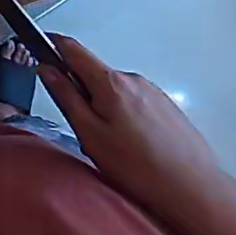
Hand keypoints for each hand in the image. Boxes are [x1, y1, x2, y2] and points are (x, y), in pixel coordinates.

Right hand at [37, 35, 230, 220]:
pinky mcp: (167, 107)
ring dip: (104, 105)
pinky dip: (125, 116)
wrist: (194, 190)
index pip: (73, 48)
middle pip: (94, 72)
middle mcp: (133, 78)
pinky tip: (133, 146)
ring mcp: (153, 91)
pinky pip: (134, 101)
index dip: (52, 44)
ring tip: (112, 144)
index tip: (40, 47)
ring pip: (115, 89)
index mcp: (110, 82)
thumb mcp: (89, 134)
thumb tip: (47, 69)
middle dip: (81, 89)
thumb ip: (65, 96)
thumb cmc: (138, 167)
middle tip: (81, 125)